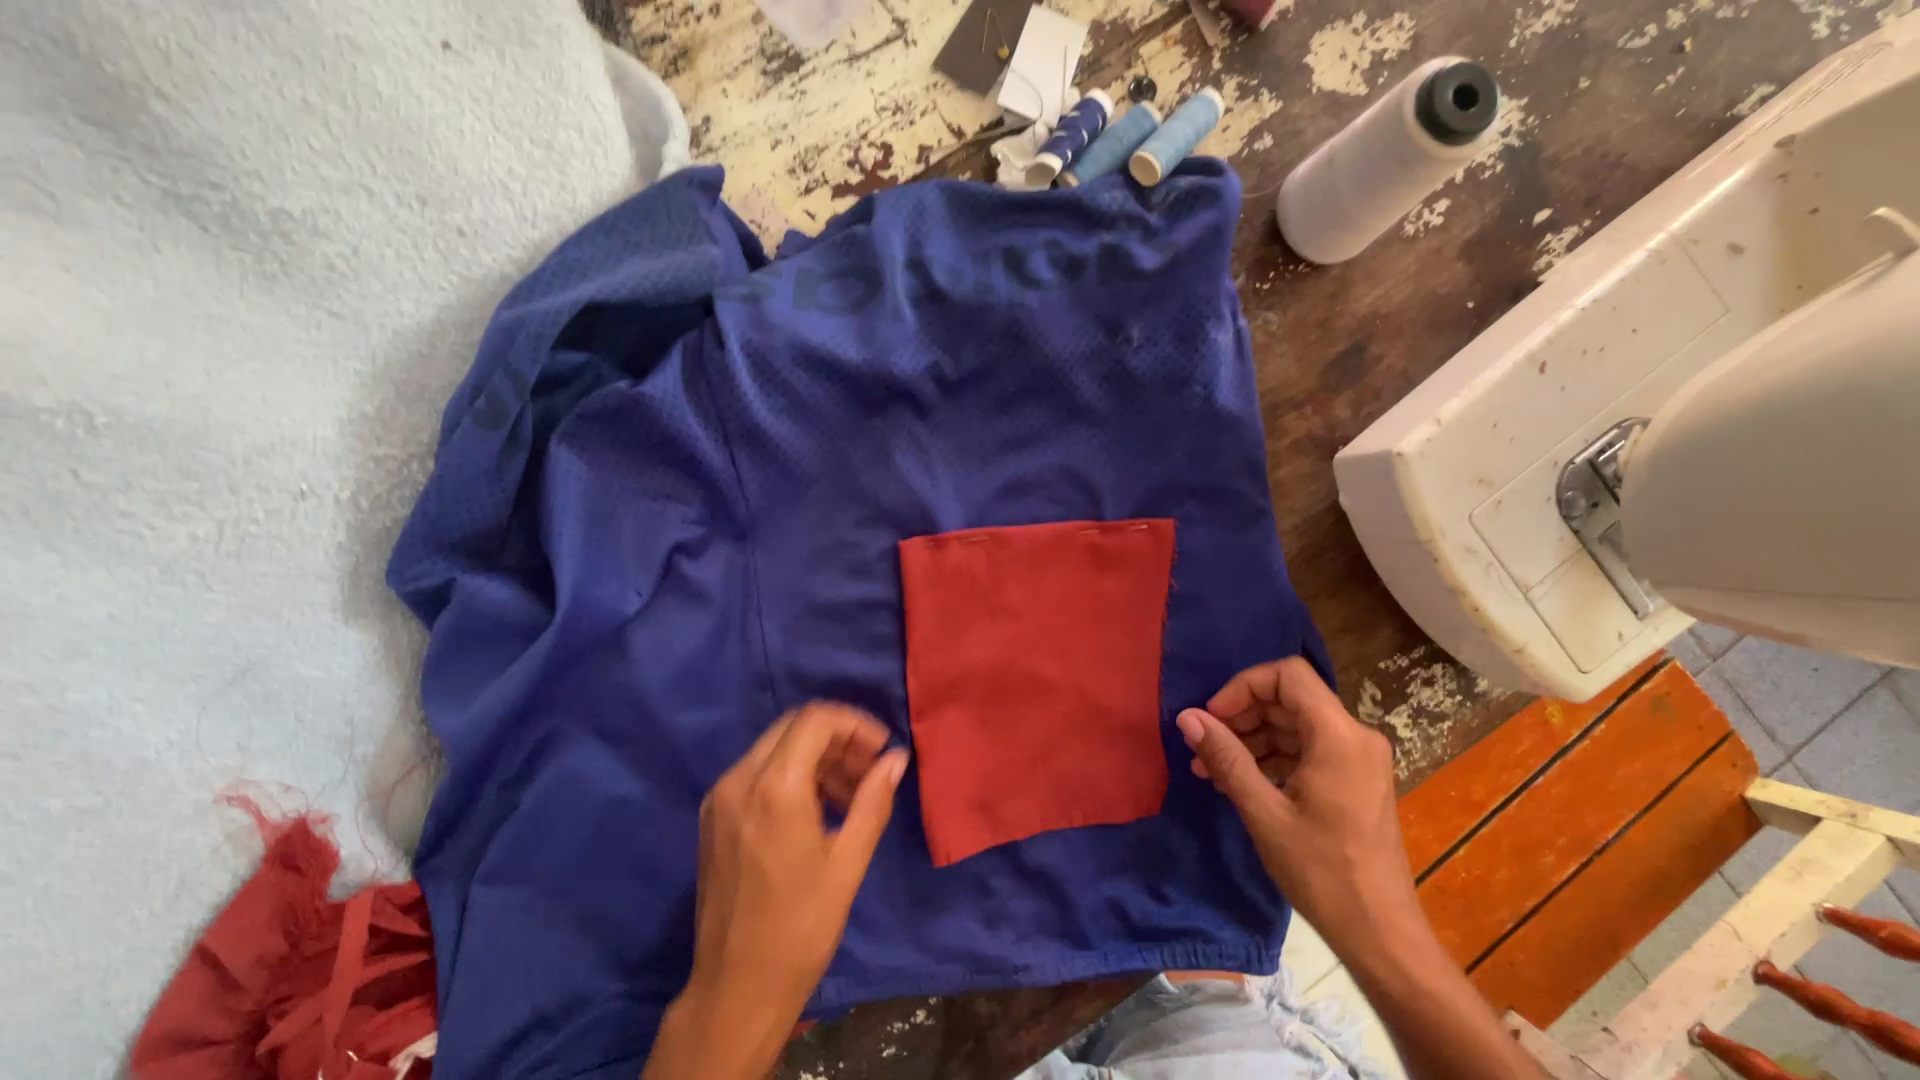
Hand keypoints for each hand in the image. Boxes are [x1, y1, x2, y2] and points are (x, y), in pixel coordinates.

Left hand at [645, 703, 909, 1079]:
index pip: (815, 720)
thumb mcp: (848, 863)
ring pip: (774, 749)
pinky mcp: (713, 818)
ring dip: (816, 758)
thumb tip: (896, 759)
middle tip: (871, 770)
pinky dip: (791, 777)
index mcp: (774, 787)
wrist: (737, 988)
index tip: (882, 750)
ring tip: (852, 795)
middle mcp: (738, 780)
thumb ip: (873, 801)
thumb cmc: (801, 928)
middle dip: (837, 739)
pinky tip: (819, 810)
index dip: (855, 724)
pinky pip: (756, 775)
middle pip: (792, 728)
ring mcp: (720, 798)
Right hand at [1178, 660, 1543, 1079]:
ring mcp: (1359, 759)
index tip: (1212, 718)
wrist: (1380, 931)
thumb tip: (1186, 717)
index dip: (1243, 687)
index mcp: (1340, 736)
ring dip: (1252, 740)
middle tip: (1203, 748)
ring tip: (1211, 770)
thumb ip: (1226, 758)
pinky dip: (1273, 759)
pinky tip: (1240, 783)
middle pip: (1290, 699)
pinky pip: (1308, 750)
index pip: (1288, 676)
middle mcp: (1355, 736)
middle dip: (1242, 716)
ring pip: (1296, 726)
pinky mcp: (1355, 780)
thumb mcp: (1264, 812)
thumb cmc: (1321, 871)